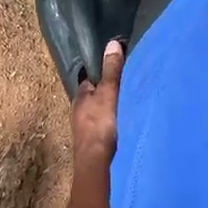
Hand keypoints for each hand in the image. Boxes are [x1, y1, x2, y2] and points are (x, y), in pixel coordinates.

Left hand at [71, 39, 123, 163]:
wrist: (97, 164)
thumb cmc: (101, 124)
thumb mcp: (109, 92)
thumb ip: (111, 69)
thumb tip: (112, 42)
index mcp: (80, 97)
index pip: (90, 79)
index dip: (102, 72)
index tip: (117, 66)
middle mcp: (79, 112)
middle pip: (95, 96)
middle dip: (108, 92)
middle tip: (126, 84)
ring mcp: (85, 130)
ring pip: (100, 113)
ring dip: (111, 109)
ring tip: (128, 103)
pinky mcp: (94, 145)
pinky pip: (105, 127)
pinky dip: (113, 123)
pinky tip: (124, 124)